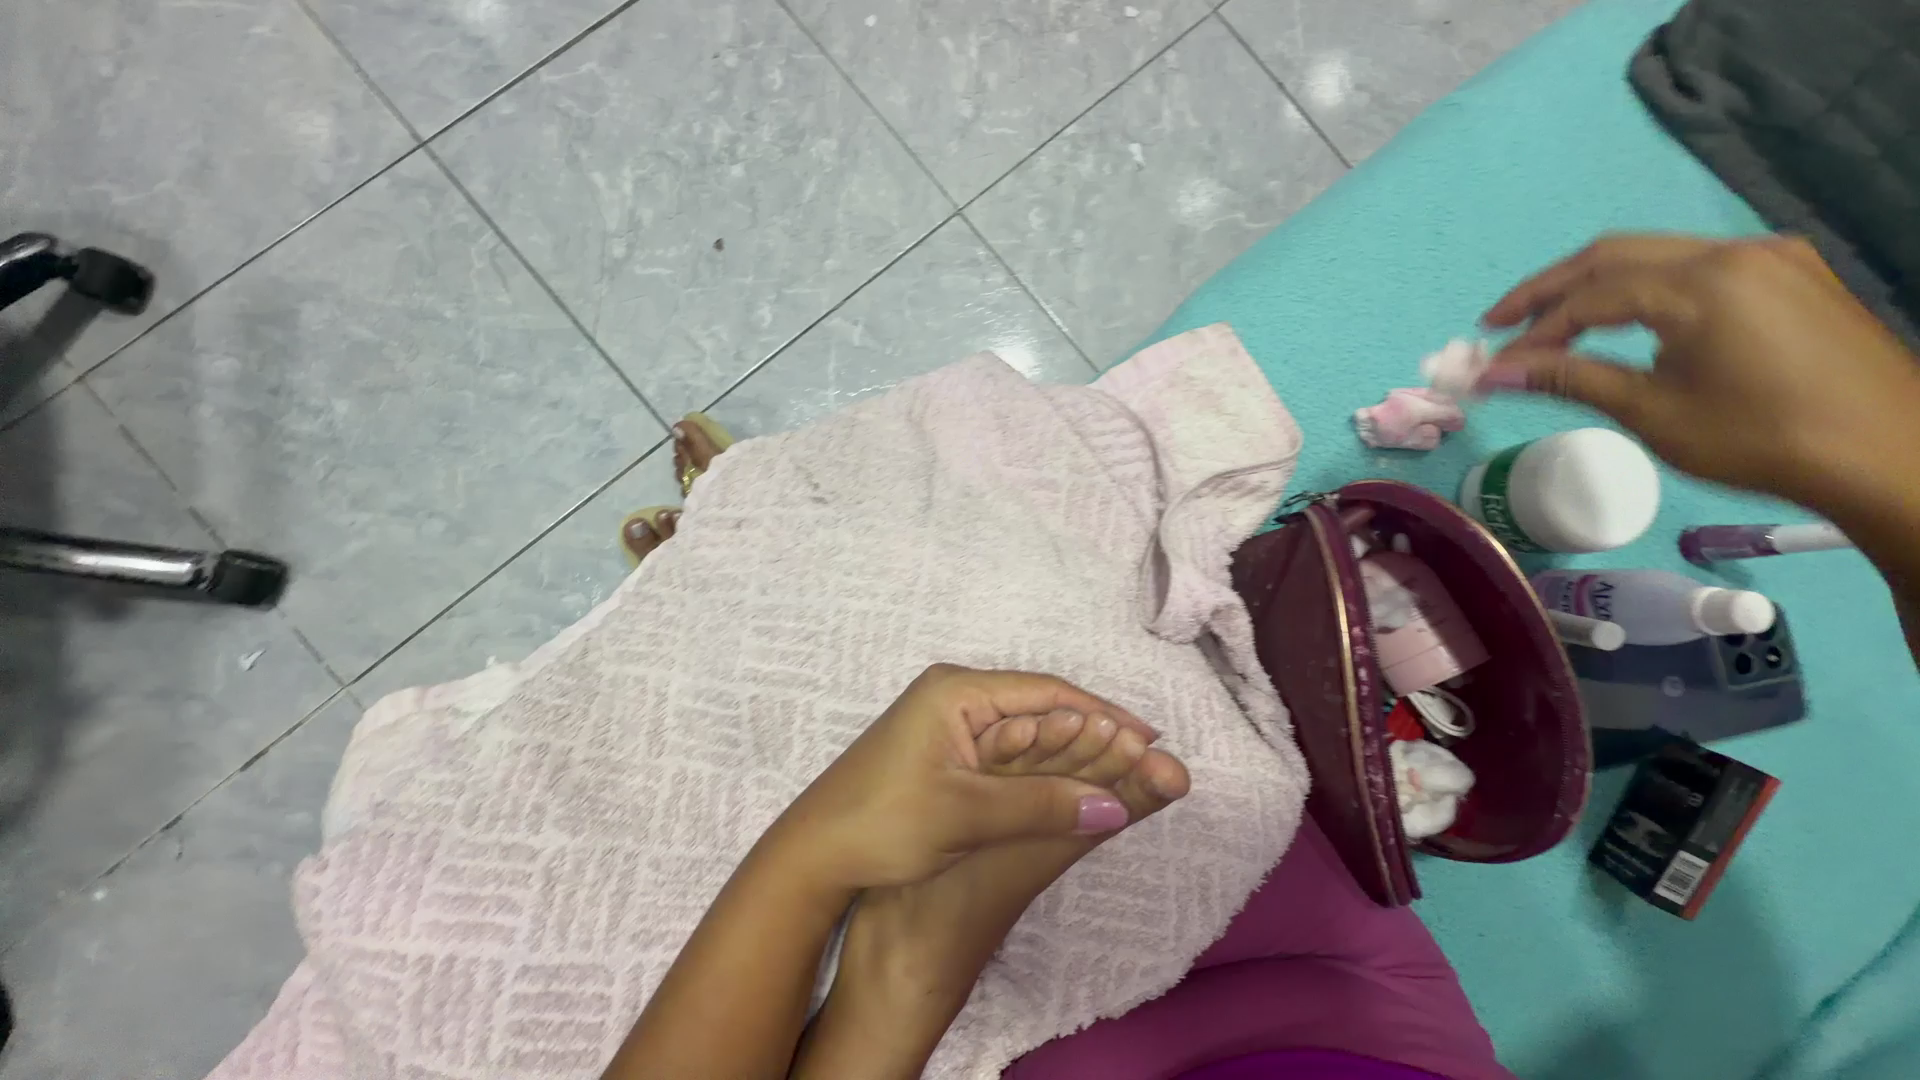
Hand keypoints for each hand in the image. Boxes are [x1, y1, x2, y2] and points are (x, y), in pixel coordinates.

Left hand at [768, 664, 1156, 889]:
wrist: (813, 855)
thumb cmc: (882, 824)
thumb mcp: (968, 814)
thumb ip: (1043, 806)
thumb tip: (1115, 807)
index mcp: (956, 691)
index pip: (1047, 692)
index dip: (1102, 714)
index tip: (1147, 738)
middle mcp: (953, 695)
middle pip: (1039, 706)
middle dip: (1091, 731)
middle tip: (1143, 755)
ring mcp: (946, 723)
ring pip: (1024, 731)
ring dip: (1067, 751)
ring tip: (1117, 769)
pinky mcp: (942, 751)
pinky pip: (1005, 752)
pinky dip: (1038, 768)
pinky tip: (1066, 784)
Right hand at [1478, 233, 1919, 509]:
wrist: (1888, 456)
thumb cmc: (1759, 438)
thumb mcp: (1651, 411)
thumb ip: (1569, 379)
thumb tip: (1493, 374)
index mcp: (1703, 284)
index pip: (1591, 297)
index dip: (1532, 333)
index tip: (1492, 367)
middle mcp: (1735, 253)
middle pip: (1614, 255)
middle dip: (1548, 290)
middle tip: (1497, 325)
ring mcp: (1769, 258)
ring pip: (1654, 256)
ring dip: (1593, 287)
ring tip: (1550, 327)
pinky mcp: (1789, 275)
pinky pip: (1693, 268)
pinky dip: (1641, 289)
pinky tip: (1622, 323)